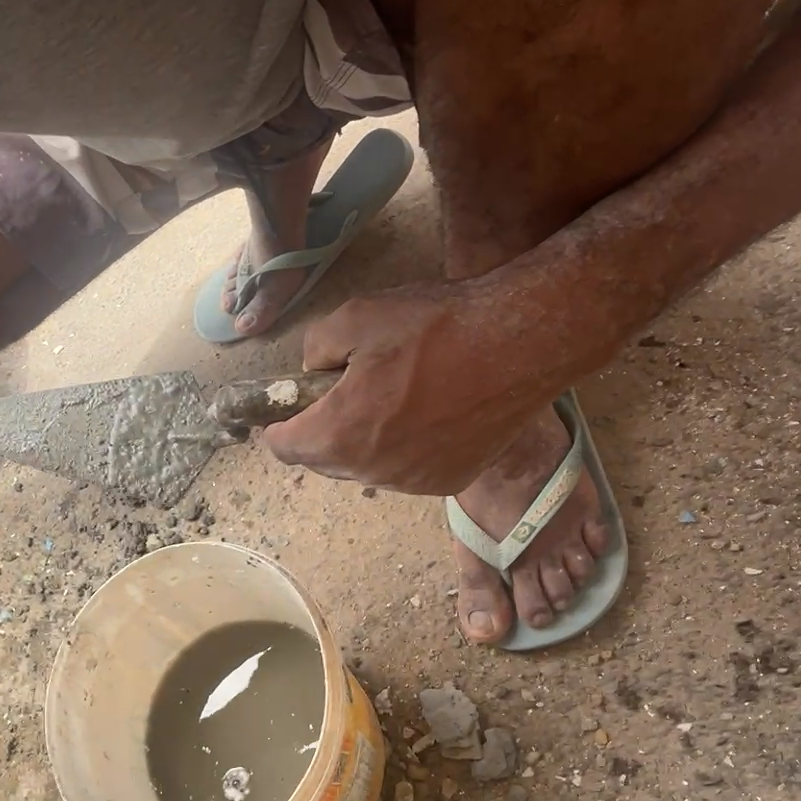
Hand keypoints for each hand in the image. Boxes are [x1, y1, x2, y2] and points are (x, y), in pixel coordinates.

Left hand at [261, 273, 593, 494]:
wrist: (522, 342)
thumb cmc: (436, 326)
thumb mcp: (356, 317)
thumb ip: (316, 348)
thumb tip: (312, 370)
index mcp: (340, 434)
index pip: (285, 448)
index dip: (277, 430)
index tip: (280, 416)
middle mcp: (372, 470)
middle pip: (323, 462)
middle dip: (319, 435)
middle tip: (336, 398)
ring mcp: (413, 482)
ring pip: (366, 469)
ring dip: (362, 445)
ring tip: (386, 402)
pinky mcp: (449, 482)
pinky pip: (406, 472)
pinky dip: (401, 452)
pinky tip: (423, 417)